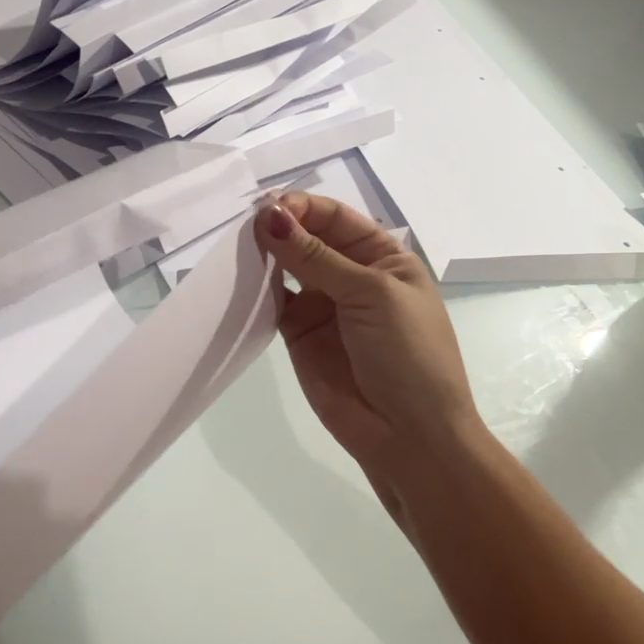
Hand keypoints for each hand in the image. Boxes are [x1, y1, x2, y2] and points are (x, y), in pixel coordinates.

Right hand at [254, 194, 481, 526]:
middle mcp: (351, 275)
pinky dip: (255, 289)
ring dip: (264, 255)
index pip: (336, 217)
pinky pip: (273, 302)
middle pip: (308, 237)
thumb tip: (270, 216)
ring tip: (235, 249)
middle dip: (279, 227)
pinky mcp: (298, 333)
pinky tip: (236, 280)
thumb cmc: (407, 354)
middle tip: (243, 227)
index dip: (303, 207)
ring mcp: (323, 305)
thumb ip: (316, 257)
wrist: (409, 435)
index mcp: (383, 257)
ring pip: (286, 267)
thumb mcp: (370, 295)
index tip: (267, 208)